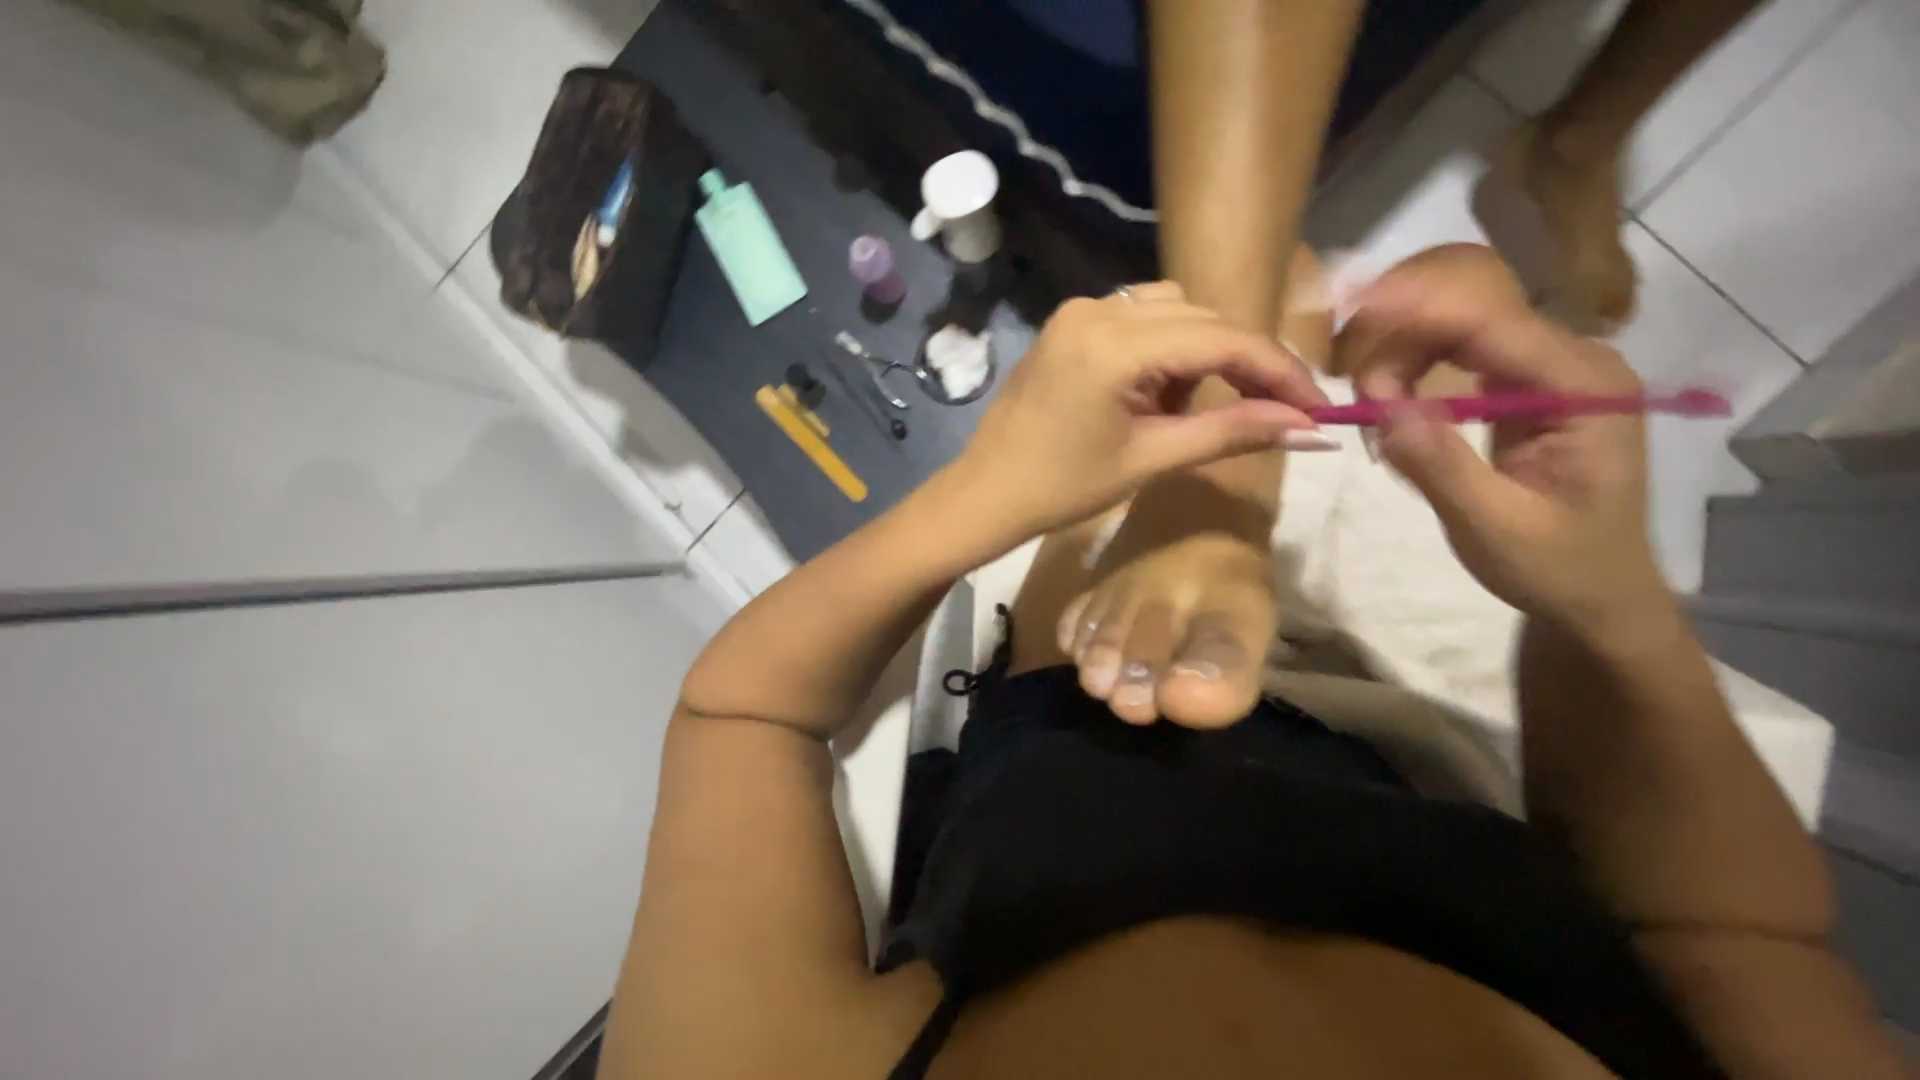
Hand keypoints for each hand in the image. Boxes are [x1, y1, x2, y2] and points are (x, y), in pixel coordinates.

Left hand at [955, 282, 1331, 540]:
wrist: (986, 493)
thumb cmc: (1061, 488)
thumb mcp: (1151, 460)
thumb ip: (1230, 432)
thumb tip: (1309, 427)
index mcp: (1114, 344)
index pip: (1222, 340)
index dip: (1278, 372)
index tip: (1317, 406)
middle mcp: (1097, 309)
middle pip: (1202, 318)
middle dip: (1244, 362)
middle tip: (1274, 413)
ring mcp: (1079, 311)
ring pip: (1174, 310)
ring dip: (1202, 352)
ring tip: (1192, 410)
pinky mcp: (1069, 323)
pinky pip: (1139, 317)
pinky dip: (1166, 346)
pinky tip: (1157, 393)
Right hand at [1342, 273, 1670, 629]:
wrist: (1598, 596)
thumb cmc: (1557, 567)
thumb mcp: (1492, 527)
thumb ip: (1440, 465)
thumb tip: (1380, 408)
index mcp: (1583, 389)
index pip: (1492, 326)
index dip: (1419, 309)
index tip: (1352, 302)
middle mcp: (1574, 363)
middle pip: (1472, 320)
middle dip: (1403, 344)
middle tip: (1358, 398)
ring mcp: (1551, 372)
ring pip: (1460, 335)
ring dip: (1404, 359)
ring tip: (1372, 409)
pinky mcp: (1526, 389)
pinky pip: (1461, 360)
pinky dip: (1416, 373)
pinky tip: (1393, 403)